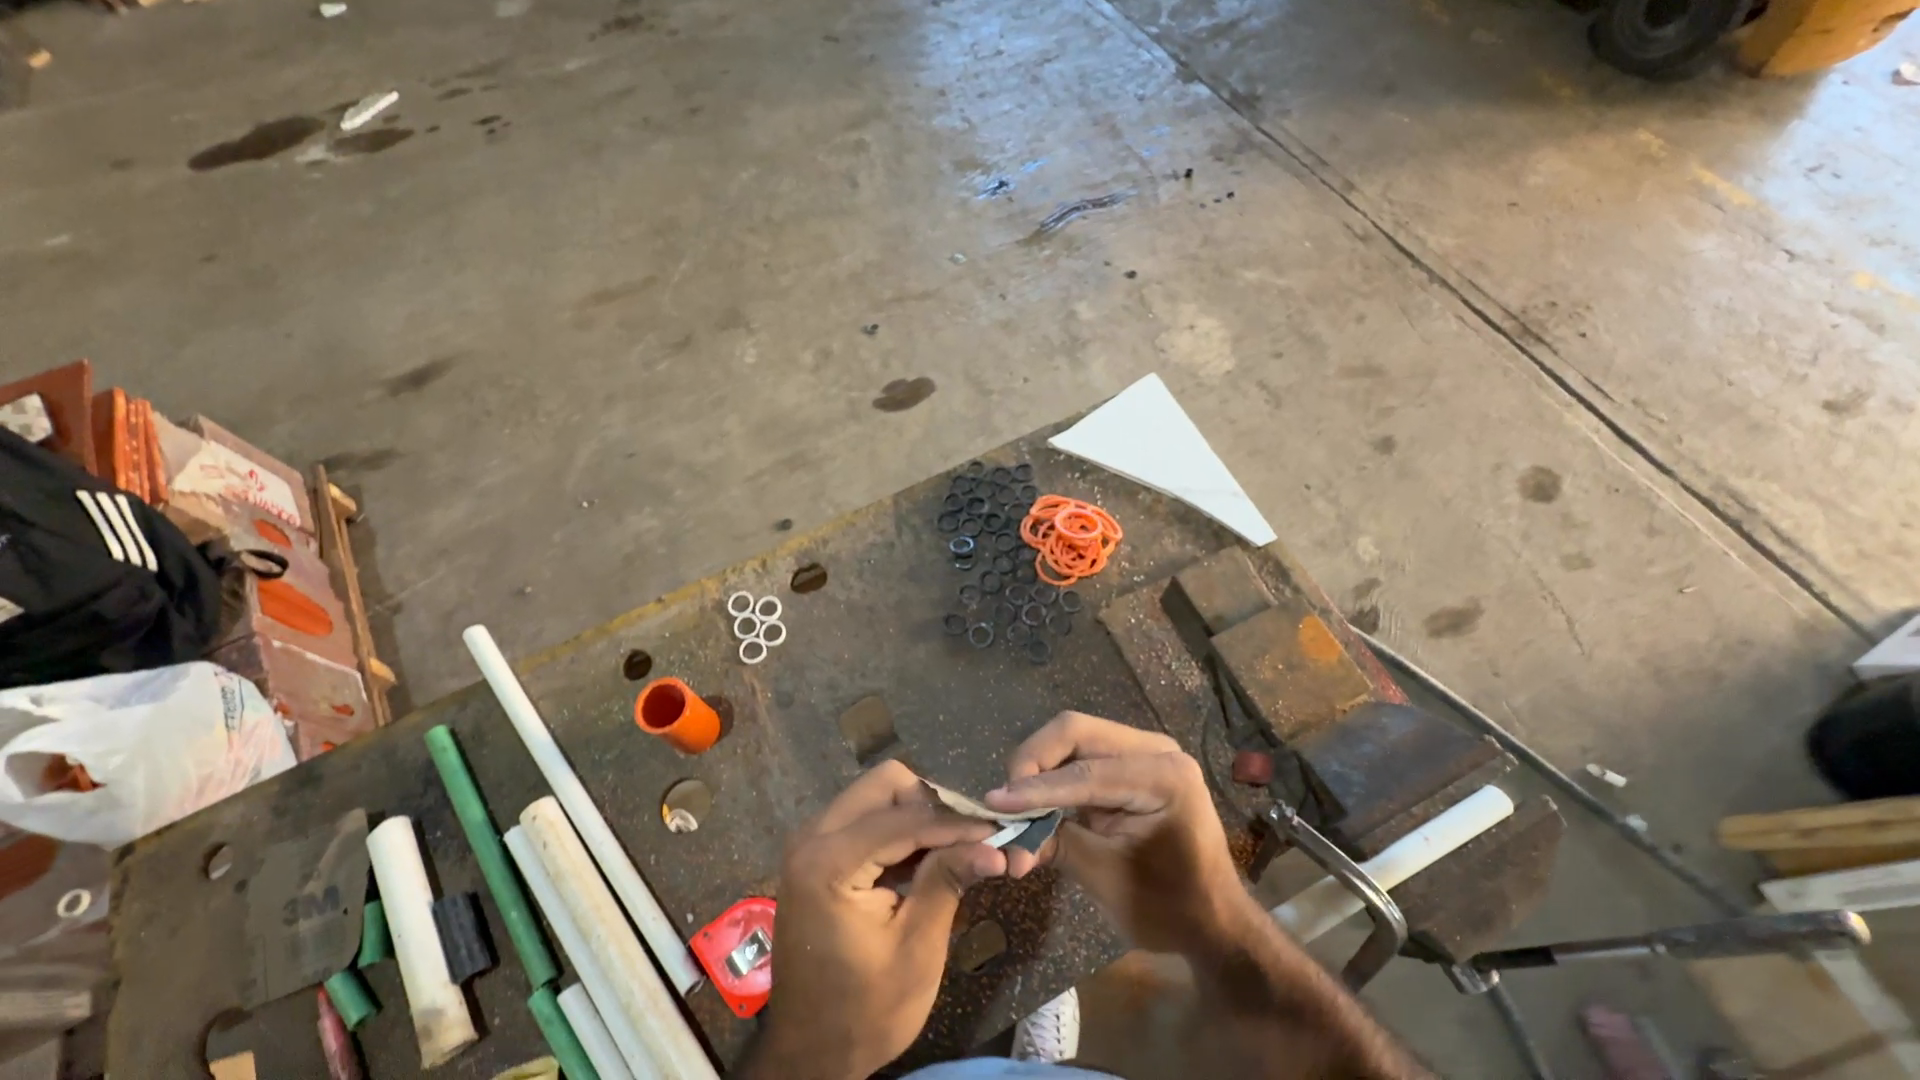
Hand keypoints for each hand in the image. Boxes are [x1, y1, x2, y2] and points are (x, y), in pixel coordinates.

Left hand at [750, 761, 1007, 1079]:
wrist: (811, 1051)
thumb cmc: (865, 1010)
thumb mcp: (916, 948)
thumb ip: (948, 882)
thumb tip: (995, 846)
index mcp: (829, 862)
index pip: (905, 818)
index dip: (956, 822)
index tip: (998, 831)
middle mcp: (811, 839)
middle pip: (884, 786)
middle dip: (932, 805)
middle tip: (969, 839)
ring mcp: (809, 845)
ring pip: (874, 797)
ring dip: (916, 816)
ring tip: (955, 850)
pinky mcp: (815, 857)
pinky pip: (862, 820)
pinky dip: (896, 831)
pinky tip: (926, 861)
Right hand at [985, 711, 1247, 953]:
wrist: (1214, 922)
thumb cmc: (1170, 908)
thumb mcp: (1107, 878)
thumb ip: (1055, 844)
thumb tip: (1004, 841)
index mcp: (1164, 776)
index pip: (1086, 770)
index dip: (1035, 786)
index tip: (994, 802)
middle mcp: (1156, 750)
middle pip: (1075, 732)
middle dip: (1033, 762)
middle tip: (1005, 801)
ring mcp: (1144, 753)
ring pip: (1073, 738)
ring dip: (1039, 767)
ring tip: (1016, 805)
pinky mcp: (1131, 765)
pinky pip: (1080, 756)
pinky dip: (1053, 776)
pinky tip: (1034, 802)